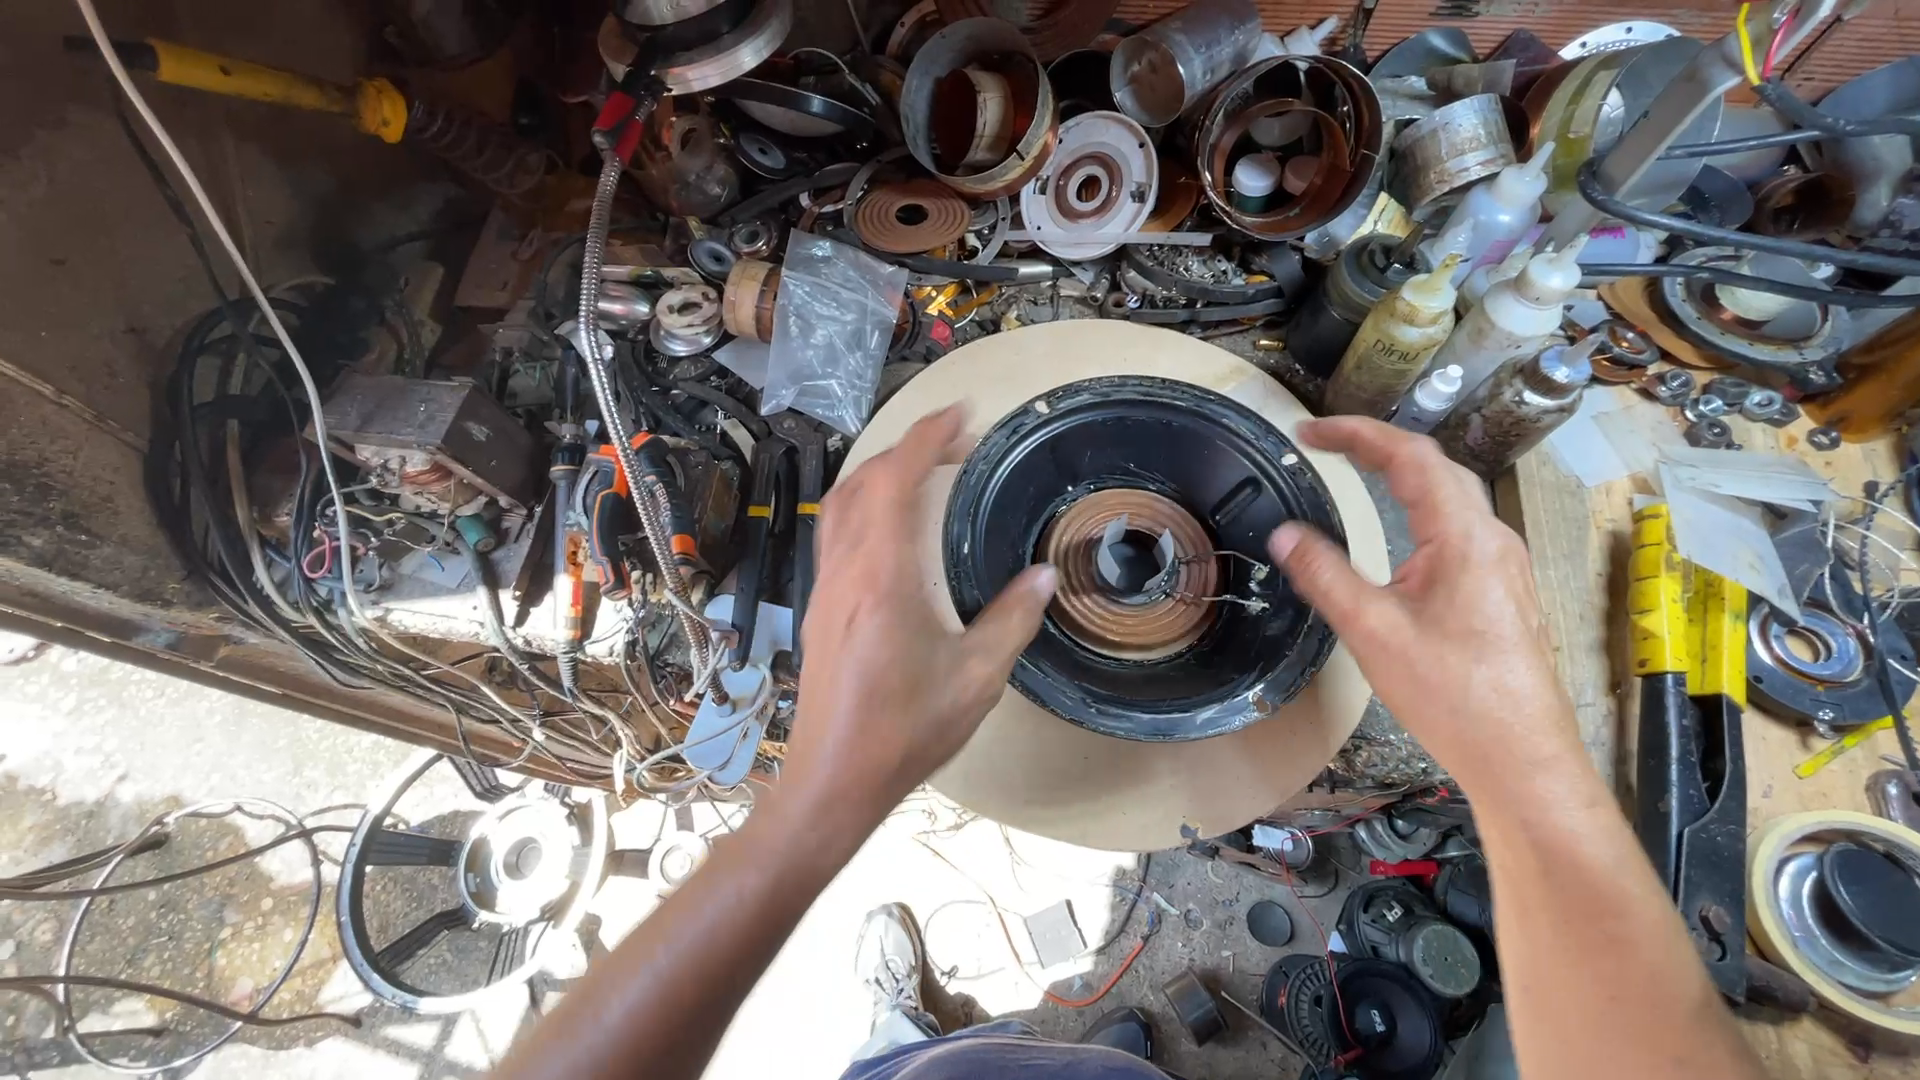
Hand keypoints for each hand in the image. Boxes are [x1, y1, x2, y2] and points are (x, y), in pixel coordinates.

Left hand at [780, 406, 1056, 827]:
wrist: (833, 778)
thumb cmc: (905, 731)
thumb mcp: (977, 678)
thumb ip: (1013, 618)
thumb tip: (1047, 574)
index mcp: (884, 577)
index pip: (897, 481)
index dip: (928, 438)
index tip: (962, 416)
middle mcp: (847, 570)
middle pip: (864, 480)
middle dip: (909, 448)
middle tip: (958, 444)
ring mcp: (826, 587)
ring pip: (841, 503)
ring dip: (880, 472)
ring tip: (926, 470)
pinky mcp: (821, 606)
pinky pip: (837, 531)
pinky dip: (865, 503)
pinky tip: (893, 524)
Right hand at [1268, 417, 1578, 791]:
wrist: (1520, 754)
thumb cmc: (1450, 693)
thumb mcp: (1372, 632)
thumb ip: (1326, 576)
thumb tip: (1284, 534)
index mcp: (1462, 538)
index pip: (1409, 457)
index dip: (1356, 434)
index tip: (1308, 430)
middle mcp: (1490, 539)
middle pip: (1434, 467)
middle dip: (1375, 445)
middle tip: (1323, 444)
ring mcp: (1502, 563)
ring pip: (1450, 495)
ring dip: (1400, 472)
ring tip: (1354, 471)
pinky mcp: (1500, 588)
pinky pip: (1457, 524)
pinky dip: (1417, 503)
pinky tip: (1399, 526)